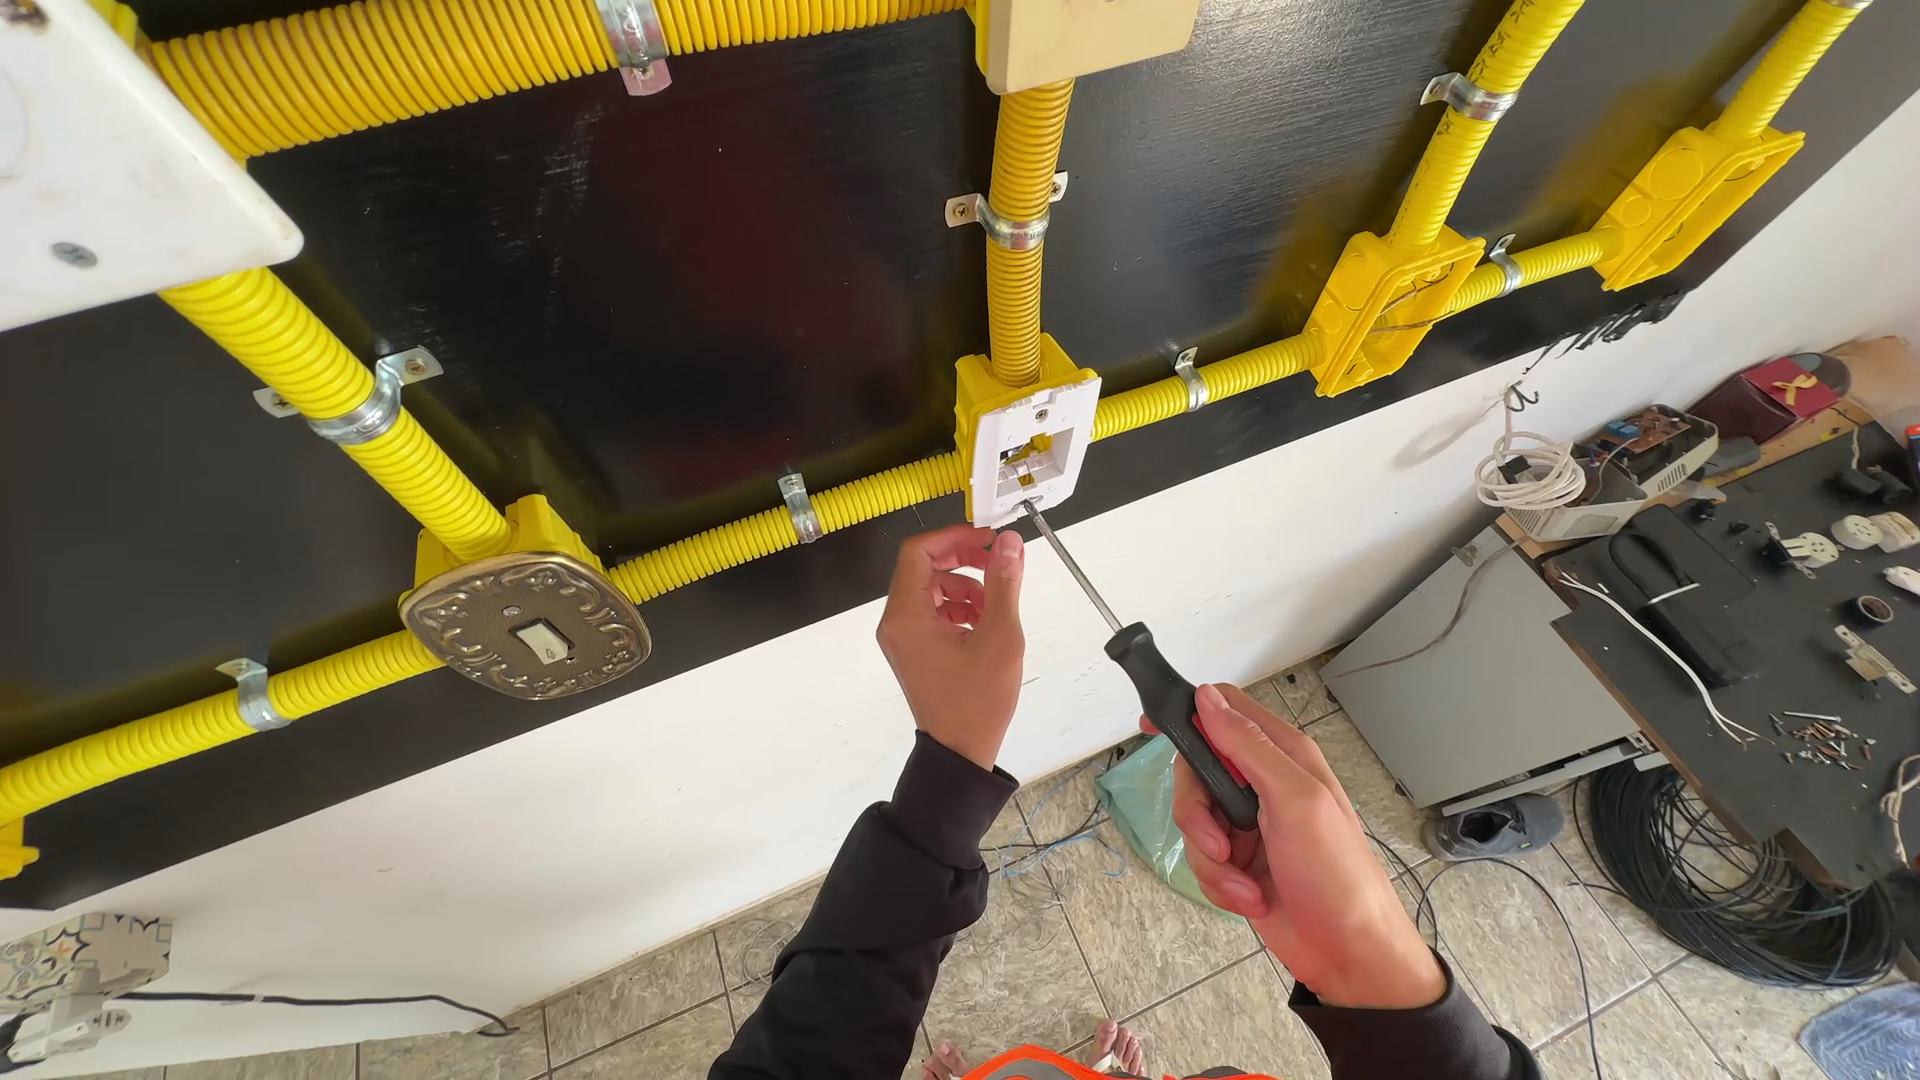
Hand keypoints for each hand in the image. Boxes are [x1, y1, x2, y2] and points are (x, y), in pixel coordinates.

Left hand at [876, 525, 1025, 769]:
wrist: (960, 754)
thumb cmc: (977, 700)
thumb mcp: (999, 636)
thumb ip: (1004, 583)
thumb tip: (1009, 542)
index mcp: (906, 615)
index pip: (918, 552)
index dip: (954, 536)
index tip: (986, 538)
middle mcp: (896, 622)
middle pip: (924, 568)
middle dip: (963, 560)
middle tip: (997, 562)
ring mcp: (903, 638)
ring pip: (931, 590)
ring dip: (966, 586)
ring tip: (996, 604)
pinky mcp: (915, 651)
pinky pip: (933, 613)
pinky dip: (959, 608)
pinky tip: (985, 624)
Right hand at [1148, 684, 1443, 1008]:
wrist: (1350, 957)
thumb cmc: (1336, 873)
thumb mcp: (1294, 799)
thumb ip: (1248, 745)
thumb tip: (1207, 696)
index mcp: (1281, 754)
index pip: (1225, 708)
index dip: (1187, 711)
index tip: (1151, 727)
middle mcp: (1260, 782)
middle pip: (1195, 770)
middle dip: (1194, 812)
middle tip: (1215, 842)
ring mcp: (1246, 823)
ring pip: (1193, 820)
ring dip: (1211, 859)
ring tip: (1245, 885)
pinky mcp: (1237, 860)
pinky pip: (1201, 858)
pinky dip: (1219, 883)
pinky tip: (1250, 898)